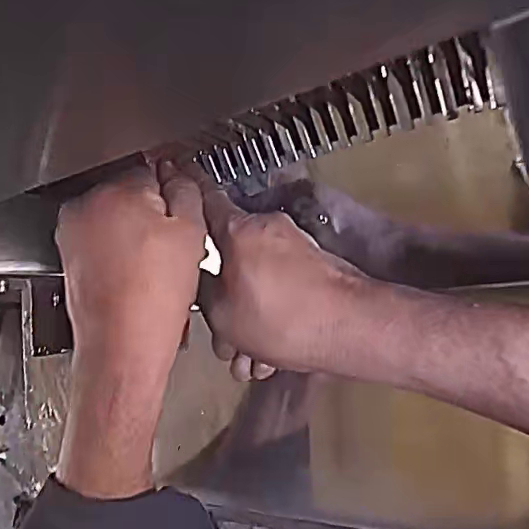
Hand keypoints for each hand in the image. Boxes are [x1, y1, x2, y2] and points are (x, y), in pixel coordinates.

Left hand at [57, 161, 207, 383]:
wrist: (122, 348)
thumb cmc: (151, 303)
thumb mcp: (191, 236)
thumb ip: (186, 191)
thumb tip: (177, 176)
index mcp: (116, 192)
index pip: (152, 169)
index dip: (173, 194)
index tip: (182, 210)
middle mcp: (86, 206)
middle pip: (131, 192)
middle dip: (153, 213)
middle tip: (171, 246)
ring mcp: (73, 231)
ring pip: (116, 217)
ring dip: (135, 232)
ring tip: (153, 267)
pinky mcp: (69, 254)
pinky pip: (102, 240)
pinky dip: (119, 251)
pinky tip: (136, 276)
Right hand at [198, 177, 371, 380]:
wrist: (351, 331)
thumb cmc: (289, 320)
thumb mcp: (221, 315)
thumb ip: (201, 290)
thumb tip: (196, 284)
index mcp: (239, 231)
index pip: (205, 197)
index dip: (187, 189)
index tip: (176, 172)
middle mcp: (268, 229)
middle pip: (230, 255)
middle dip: (223, 296)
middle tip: (220, 329)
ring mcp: (295, 246)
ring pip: (256, 279)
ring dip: (249, 316)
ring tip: (250, 356)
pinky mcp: (315, 267)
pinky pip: (281, 288)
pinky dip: (273, 317)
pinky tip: (271, 355)